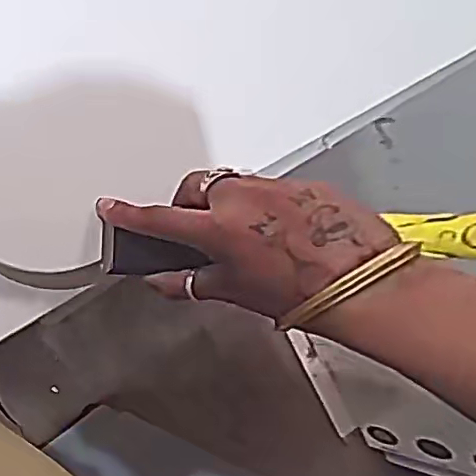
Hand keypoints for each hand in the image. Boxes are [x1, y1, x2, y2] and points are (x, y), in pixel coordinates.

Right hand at [97, 172, 397, 319]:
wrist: (363, 283)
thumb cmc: (304, 291)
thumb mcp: (234, 291)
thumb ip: (190, 282)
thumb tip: (167, 282)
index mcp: (217, 228)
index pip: (159, 218)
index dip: (129, 214)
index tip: (112, 206)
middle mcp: (242, 199)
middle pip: (194, 188)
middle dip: (186, 203)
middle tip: (193, 227)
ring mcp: (274, 188)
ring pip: (231, 184)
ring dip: (224, 202)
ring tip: (239, 231)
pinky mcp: (303, 185)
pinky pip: (268, 187)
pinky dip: (261, 203)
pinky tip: (274, 228)